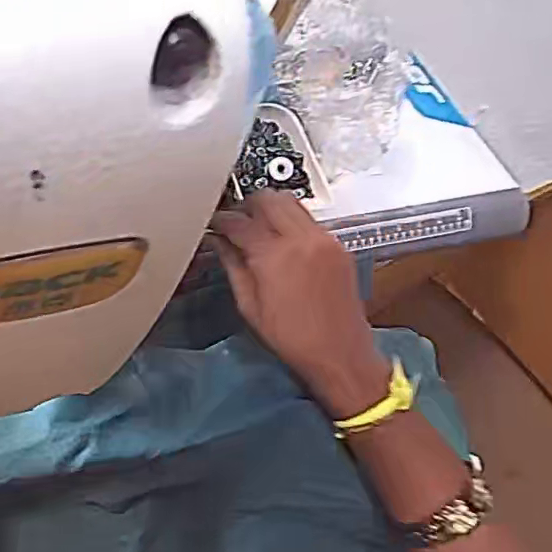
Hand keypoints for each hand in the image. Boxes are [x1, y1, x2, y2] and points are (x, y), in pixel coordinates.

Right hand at [210, 191, 390, 419]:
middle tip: (233, 220)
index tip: (212, 224)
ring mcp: (324, 239)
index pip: (239, 221)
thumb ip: (233, 266)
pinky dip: (290, 220)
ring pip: (291, 203)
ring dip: (270, 208)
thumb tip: (219, 243)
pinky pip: (308, 219)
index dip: (220, 219)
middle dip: (246, 205)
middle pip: (268, 198)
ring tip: (255, 227)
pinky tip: (280, 240)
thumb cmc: (292, 338)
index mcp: (275, 255)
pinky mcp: (338, 246)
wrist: (339, 353)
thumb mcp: (249, 305)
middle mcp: (302, 239)